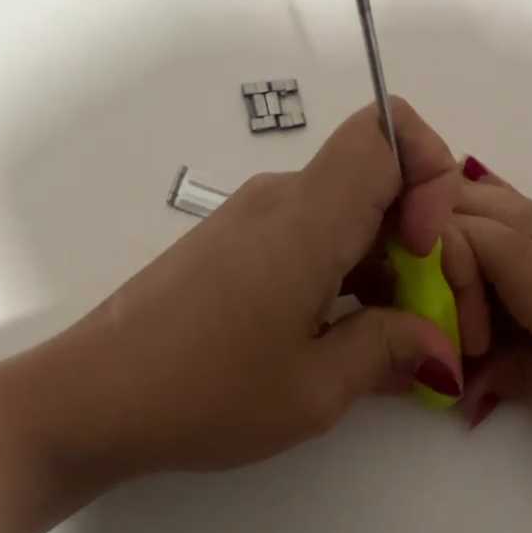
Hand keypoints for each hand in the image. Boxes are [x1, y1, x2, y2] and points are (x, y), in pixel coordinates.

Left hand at [25, 98, 488, 487]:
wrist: (90, 400)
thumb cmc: (206, 394)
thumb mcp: (314, 389)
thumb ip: (388, 351)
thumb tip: (441, 348)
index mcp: (307, 219)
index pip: (389, 132)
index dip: (431, 176)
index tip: (427, 253)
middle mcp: (278, 202)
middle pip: (373, 181)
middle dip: (416, 244)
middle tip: (424, 323)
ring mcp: (247, 224)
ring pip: (341, 217)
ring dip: (379, 270)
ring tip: (382, 347)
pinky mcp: (228, 250)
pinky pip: (305, 242)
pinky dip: (339, 279)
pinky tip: (334, 341)